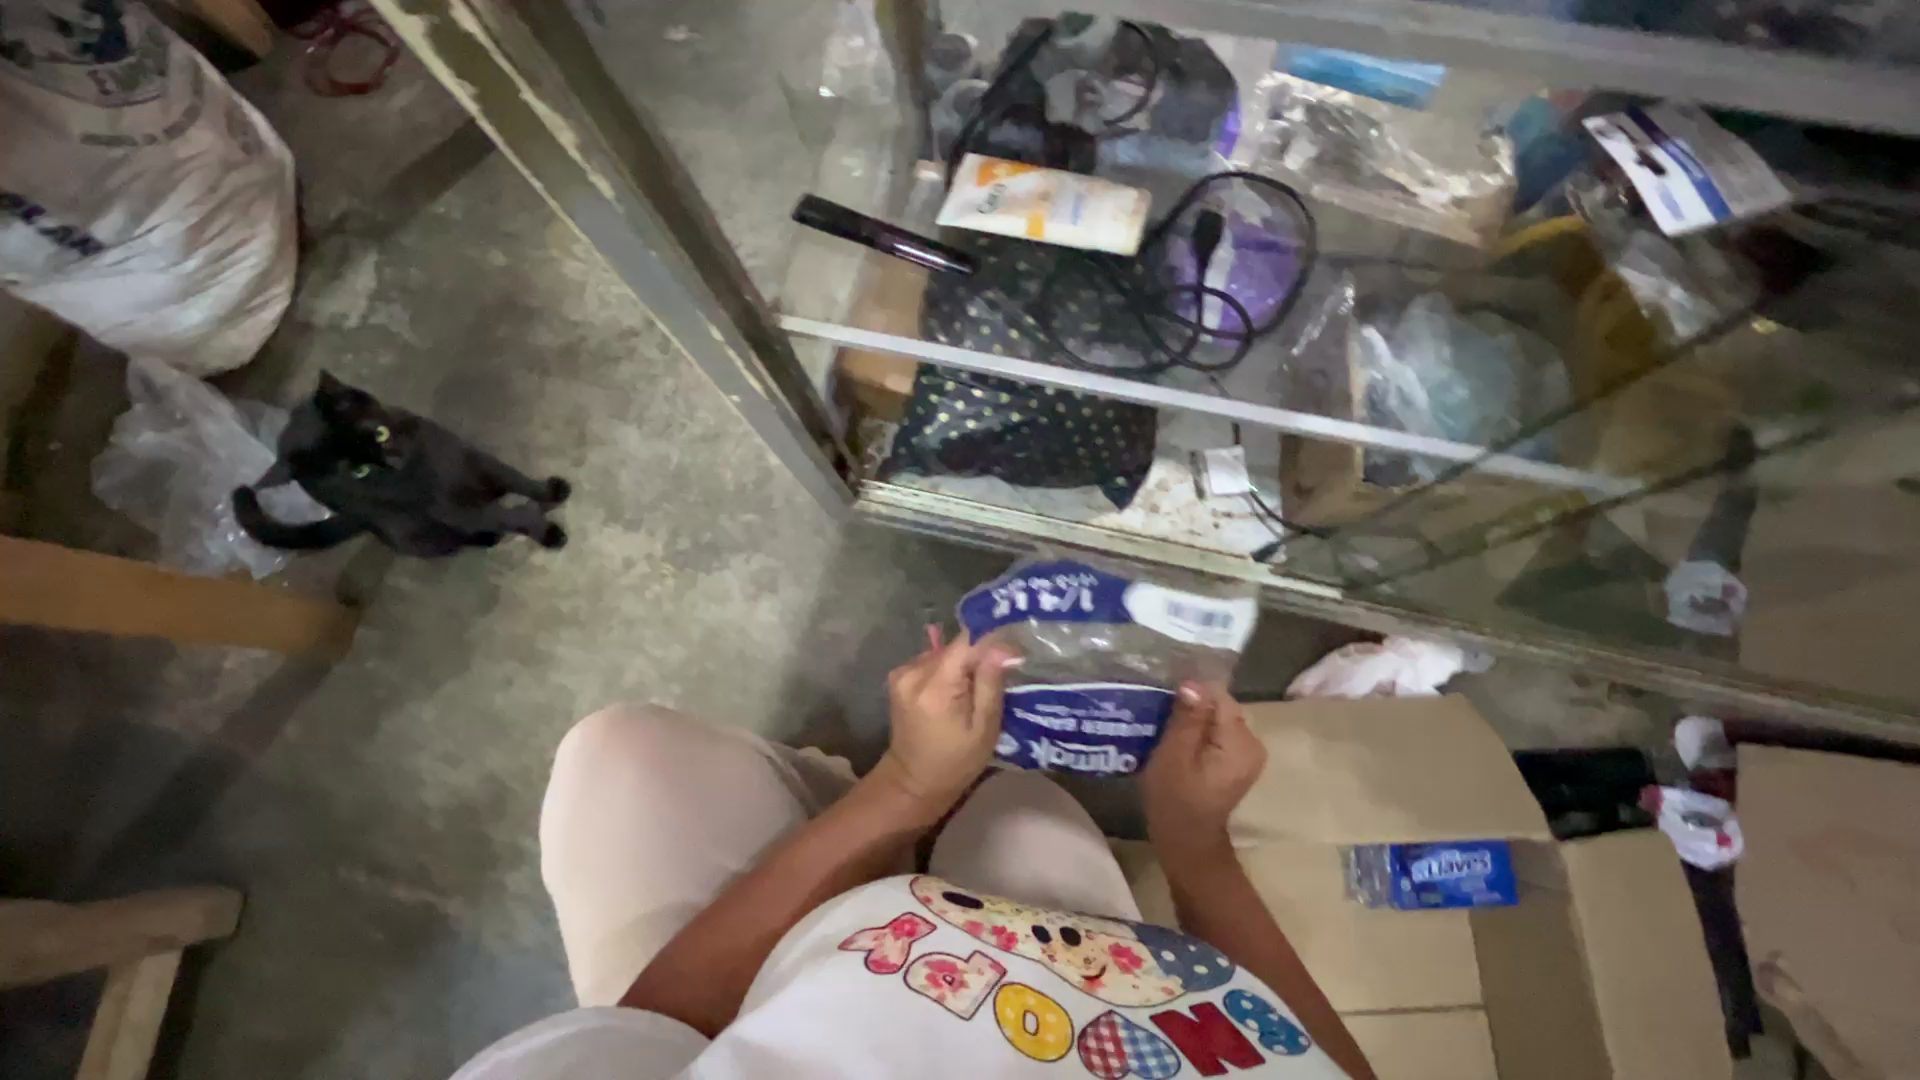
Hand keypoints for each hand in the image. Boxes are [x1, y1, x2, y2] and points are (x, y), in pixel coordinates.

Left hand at [874, 638, 1021, 819]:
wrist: (913, 781)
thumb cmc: (956, 762)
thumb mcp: (984, 729)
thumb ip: (990, 684)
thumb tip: (1002, 647)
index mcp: (935, 687)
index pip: (966, 643)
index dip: (990, 644)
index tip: (1010, 655)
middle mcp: (913, 672)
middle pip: (954, 647)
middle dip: (977, 657)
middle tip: (995, 680)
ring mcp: (902, 673)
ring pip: (943, 652)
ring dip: (961, 664)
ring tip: (973, 690)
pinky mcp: (898, 676)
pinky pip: (931, 661)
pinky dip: (946, 671)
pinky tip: (953, 693)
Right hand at [1140, 683, 1266, 850]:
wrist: (1187, 840)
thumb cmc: (1175, 799)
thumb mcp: (1173, 756)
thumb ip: (1186, 719)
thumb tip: (1192, 685)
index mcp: (1240, 742)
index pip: (1218, 697)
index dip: (1191, 697)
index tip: (1166, 707)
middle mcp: (1253, 743)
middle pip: (1221, 707)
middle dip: (1194, 709)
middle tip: (1164, 720)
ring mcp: (1249, 753)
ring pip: (1219, 719)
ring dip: (1195, 721)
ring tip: (1170, 731)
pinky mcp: (1239, 761)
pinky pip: (1220, 733)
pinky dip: (1201, 734)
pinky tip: (1182, 745)